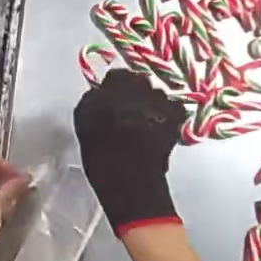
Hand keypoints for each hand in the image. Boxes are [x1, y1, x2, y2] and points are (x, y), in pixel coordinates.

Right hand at [73, 69, 185, 231]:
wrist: (130, 184)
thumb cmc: (102, 162)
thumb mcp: (86, 128)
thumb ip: (93, 105)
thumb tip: (99, 94)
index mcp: (108, 94)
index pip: (115, 76)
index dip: (114, 87)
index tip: (112, 97)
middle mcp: (136, 92)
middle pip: (138, 81)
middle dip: (134, 92)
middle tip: (127, 110)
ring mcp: (158, 103)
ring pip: (156, 93)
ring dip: (151, 103)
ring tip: (143, 122)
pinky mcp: (175, 116)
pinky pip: (172, 107)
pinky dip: (167, 114)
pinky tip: (159, 127)